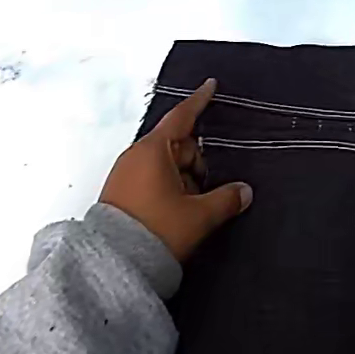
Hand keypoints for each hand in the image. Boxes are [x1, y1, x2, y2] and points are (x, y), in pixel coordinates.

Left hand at [100, 79, 251, 261]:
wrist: (110, 268)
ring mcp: (125, 173)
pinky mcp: (119, 193)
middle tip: (203, 191)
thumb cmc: (156, 230)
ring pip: (166, 165)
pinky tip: (176, 212)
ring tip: (189, 209)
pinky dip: (168, 187)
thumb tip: (244, 191)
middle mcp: (137, 155)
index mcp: (154, 150)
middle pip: (178, 145)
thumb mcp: (198, 216)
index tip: (210, 85)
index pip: (182, 117)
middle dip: (195, 163)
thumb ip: (225, 199)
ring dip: (183, 179)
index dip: (199, 101)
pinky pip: (153, 178)